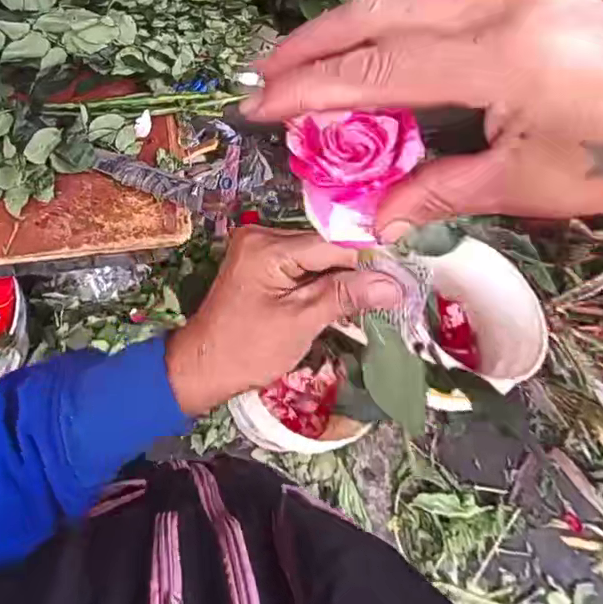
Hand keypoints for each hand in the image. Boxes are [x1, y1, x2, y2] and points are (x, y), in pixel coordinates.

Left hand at [165, 227, 401, 415]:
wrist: (201, 369)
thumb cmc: (247, 350)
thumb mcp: (300, 323)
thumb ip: (345, 297)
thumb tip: (393, 285)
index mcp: (267, 245)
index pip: (330, 244)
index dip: (367, 258)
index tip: (401, 273)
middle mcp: (262, 234)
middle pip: (323, 246)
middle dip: (355, 267)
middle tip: (392, 286)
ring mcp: (259, 245)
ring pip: (315, 254)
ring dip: (340, 273)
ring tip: (375, 291)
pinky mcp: (260, 260)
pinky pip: (301, 262)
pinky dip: (321, 278)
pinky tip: (343, 292)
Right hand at [243, 0, 602, 237]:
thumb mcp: (531, 185)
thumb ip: (439, 190)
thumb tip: (374, 217)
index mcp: (501, 56)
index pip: (376, 69)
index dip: (308, 88)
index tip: (258, 104)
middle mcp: (502, 5)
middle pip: (379, 14)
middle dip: (313, 43)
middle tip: (264, 73)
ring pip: (409, 6)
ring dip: (353, 37)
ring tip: (310, 71)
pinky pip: (445, 12)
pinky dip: (400, 37)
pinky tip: (383, 66)